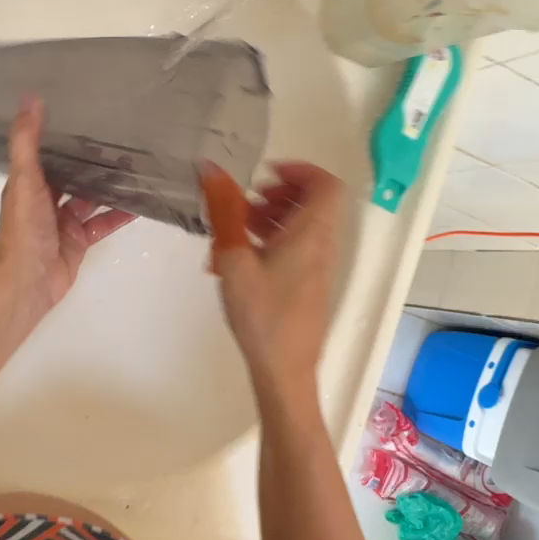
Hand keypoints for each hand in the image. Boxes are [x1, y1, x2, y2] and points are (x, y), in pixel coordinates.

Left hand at [0, 95, 136, 313]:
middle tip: (121, 141)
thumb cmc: (23, 228)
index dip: (63, 139)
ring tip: (135, 168)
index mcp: (28, 184)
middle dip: (93, 163)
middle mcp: (46, 202)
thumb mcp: (24, 178)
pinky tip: (139, 204)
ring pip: (90, 200)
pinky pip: (102, 224)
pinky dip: (119, 216)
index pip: (47, 155)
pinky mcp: (79, 242)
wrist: (28, 280)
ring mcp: (64, 223)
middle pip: (72, 177)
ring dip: (109, 187)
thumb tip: (30, 98)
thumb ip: (26, 140)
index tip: (86, 117)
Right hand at [202, 160, 344, 394]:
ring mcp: (316, 269)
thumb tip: (212, 170)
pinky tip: (240, 259)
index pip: (325, 184)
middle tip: (246, 203)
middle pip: (312, 204)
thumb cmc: (262, 313)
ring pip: (302, 228)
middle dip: (278, 194)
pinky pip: (295, 250)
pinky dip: (272, 242)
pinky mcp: (306, 287)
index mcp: (311, 234)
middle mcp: (321, 247)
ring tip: (237, 231)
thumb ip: (224, 212)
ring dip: (271, 219)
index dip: (299, 170)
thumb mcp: (235, 259)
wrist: (284, 369)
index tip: (264, 176)